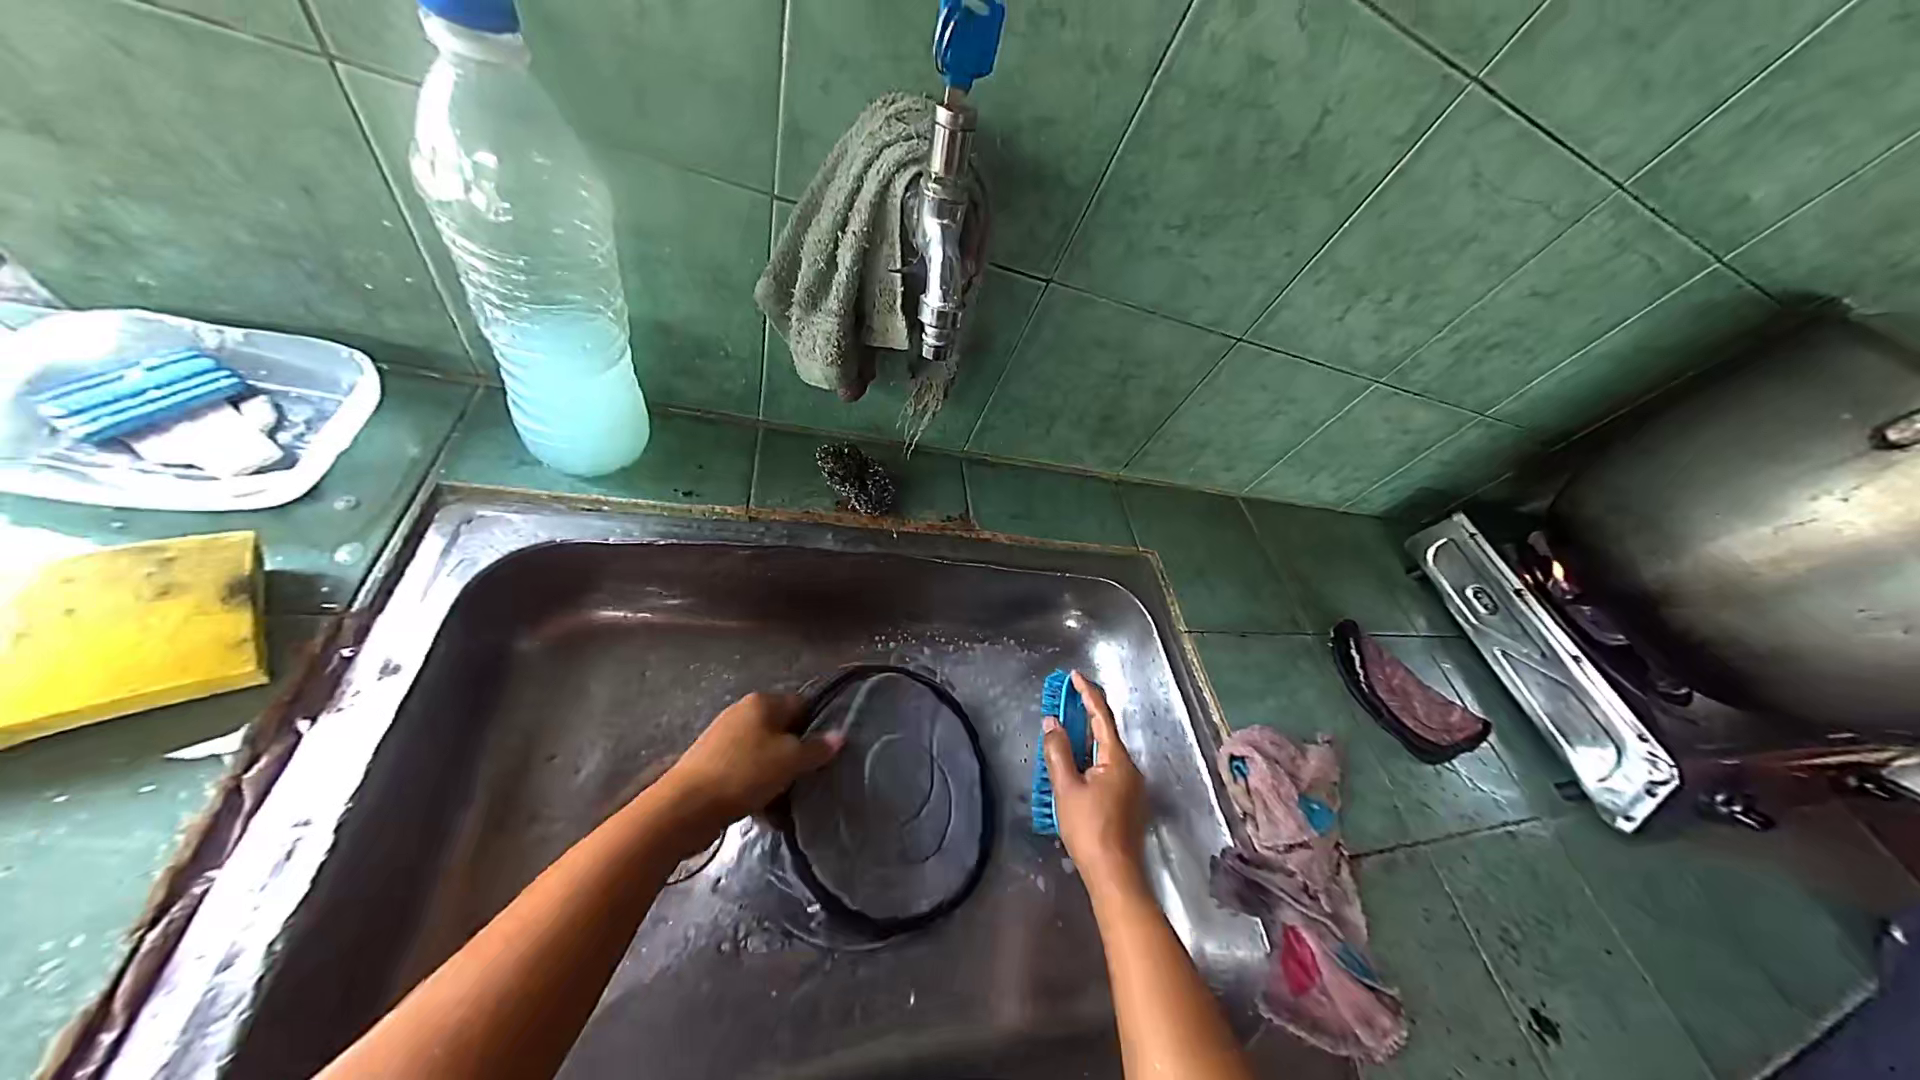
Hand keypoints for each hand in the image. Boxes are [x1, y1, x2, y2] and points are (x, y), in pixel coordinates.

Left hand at [657, 691, 841, 843]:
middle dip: (796, 755)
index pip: (802, 705)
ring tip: (788, 801)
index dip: (817, 726)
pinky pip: (745, 771)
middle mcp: (741, 713)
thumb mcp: (790, 760)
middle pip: (782, 730)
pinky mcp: (711, 764)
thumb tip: (840, 735)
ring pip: (764, 754)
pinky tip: (764, 810)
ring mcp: (723, 738)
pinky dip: (757, 787)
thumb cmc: (744, 773)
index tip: (826, 752)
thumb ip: (817, 748)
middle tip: (810, 778)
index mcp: (762, 702)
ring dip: (777, 775)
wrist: (685, 807)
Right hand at [1041, 671, 1147, 895]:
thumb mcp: (1066, 787)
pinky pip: (1107, 767)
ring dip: (1084, 738)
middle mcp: (1129, 767)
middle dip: (1084, 715)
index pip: (1101, 716)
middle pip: (1105, 732)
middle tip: (1063, 701)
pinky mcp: (1126, 800)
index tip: (1074, 676)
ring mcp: (1131, 785)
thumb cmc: (1089, 829)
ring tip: (1062, 730)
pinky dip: (1089, 757)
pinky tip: (1074, 764)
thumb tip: (1052, 723)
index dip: (1086, 694)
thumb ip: (1058, 751)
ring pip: (1105, 752)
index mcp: (1117, 759)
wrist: (1114, 874)